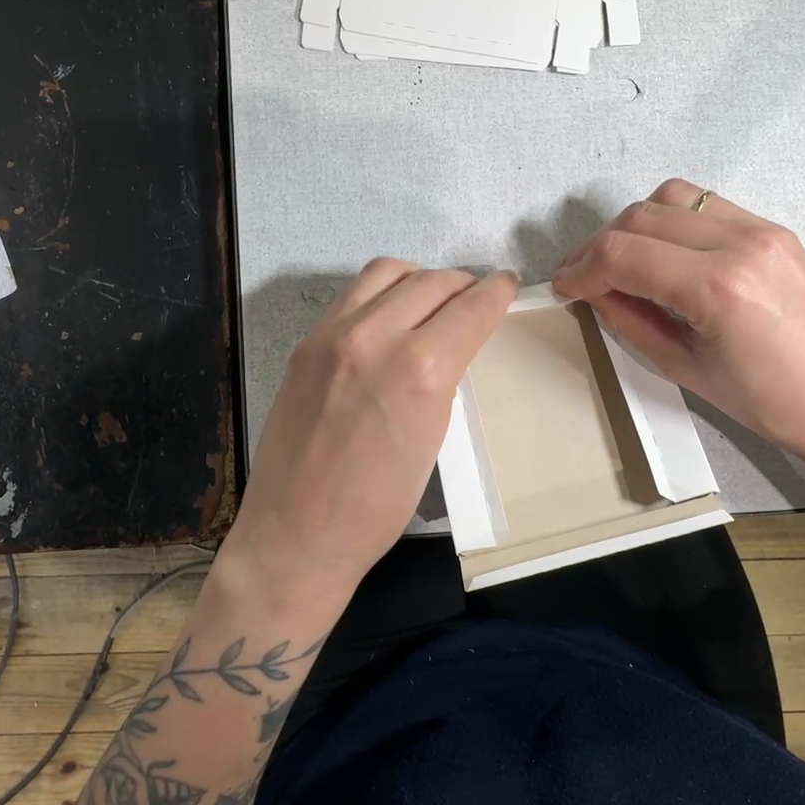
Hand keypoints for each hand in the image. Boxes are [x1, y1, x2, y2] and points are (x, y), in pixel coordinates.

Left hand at [223, 259, 517, 607]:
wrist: (297, 532)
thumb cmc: (378, 508)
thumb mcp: (432, 440)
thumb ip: (443, 379)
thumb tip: (451, 344)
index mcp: (420, 371)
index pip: (470, 308)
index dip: (497, 292)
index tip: (507, 284)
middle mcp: (374, 338)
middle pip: (431, 281)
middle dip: (464, 284)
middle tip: (476, 297)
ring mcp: (332, 336)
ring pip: (387, 272)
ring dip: (419, 278)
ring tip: (432, 299)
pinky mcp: (305, 344)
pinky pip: (352, 295)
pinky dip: (381, 293)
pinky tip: (388, 317)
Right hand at [554, 179, 804, 488]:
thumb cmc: (776, 406)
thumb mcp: (687, 369)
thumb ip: (632, 321)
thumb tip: (596, 293)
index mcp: (719, 285)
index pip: (623, 254)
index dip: (581, 269)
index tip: (563, 287)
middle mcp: (742, 242)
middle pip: (642, 216)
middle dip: (600, 245)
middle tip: (583, 278)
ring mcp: (764, 230)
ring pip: (673, 198)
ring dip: (635, 225)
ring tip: (622, 264)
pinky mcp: (777, 232)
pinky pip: (707, 207)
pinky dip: (672, 222)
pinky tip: (665, 256)